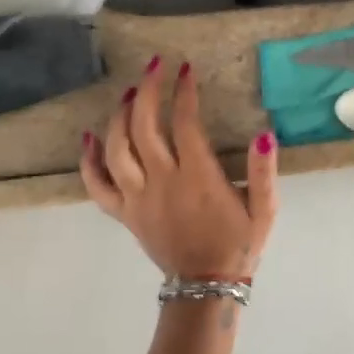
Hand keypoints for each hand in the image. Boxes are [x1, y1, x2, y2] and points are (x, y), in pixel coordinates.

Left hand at [80, 57, 277, 279]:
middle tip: (154, 66)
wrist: (205, 287)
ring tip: (130, 93)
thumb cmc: (238, 243)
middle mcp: (162, 181)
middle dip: (147, 91)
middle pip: (144, 127)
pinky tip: (89, 137)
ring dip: (120, 116)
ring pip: (117, 149)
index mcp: (198, 177)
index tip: (185, 68)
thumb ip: (264, 171)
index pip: (185, 123)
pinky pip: (97, 185)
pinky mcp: (124, 214)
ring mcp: (138, 198)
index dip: (184, 92)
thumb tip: (265, 133)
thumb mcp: (264, 208)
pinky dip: (89, 159)